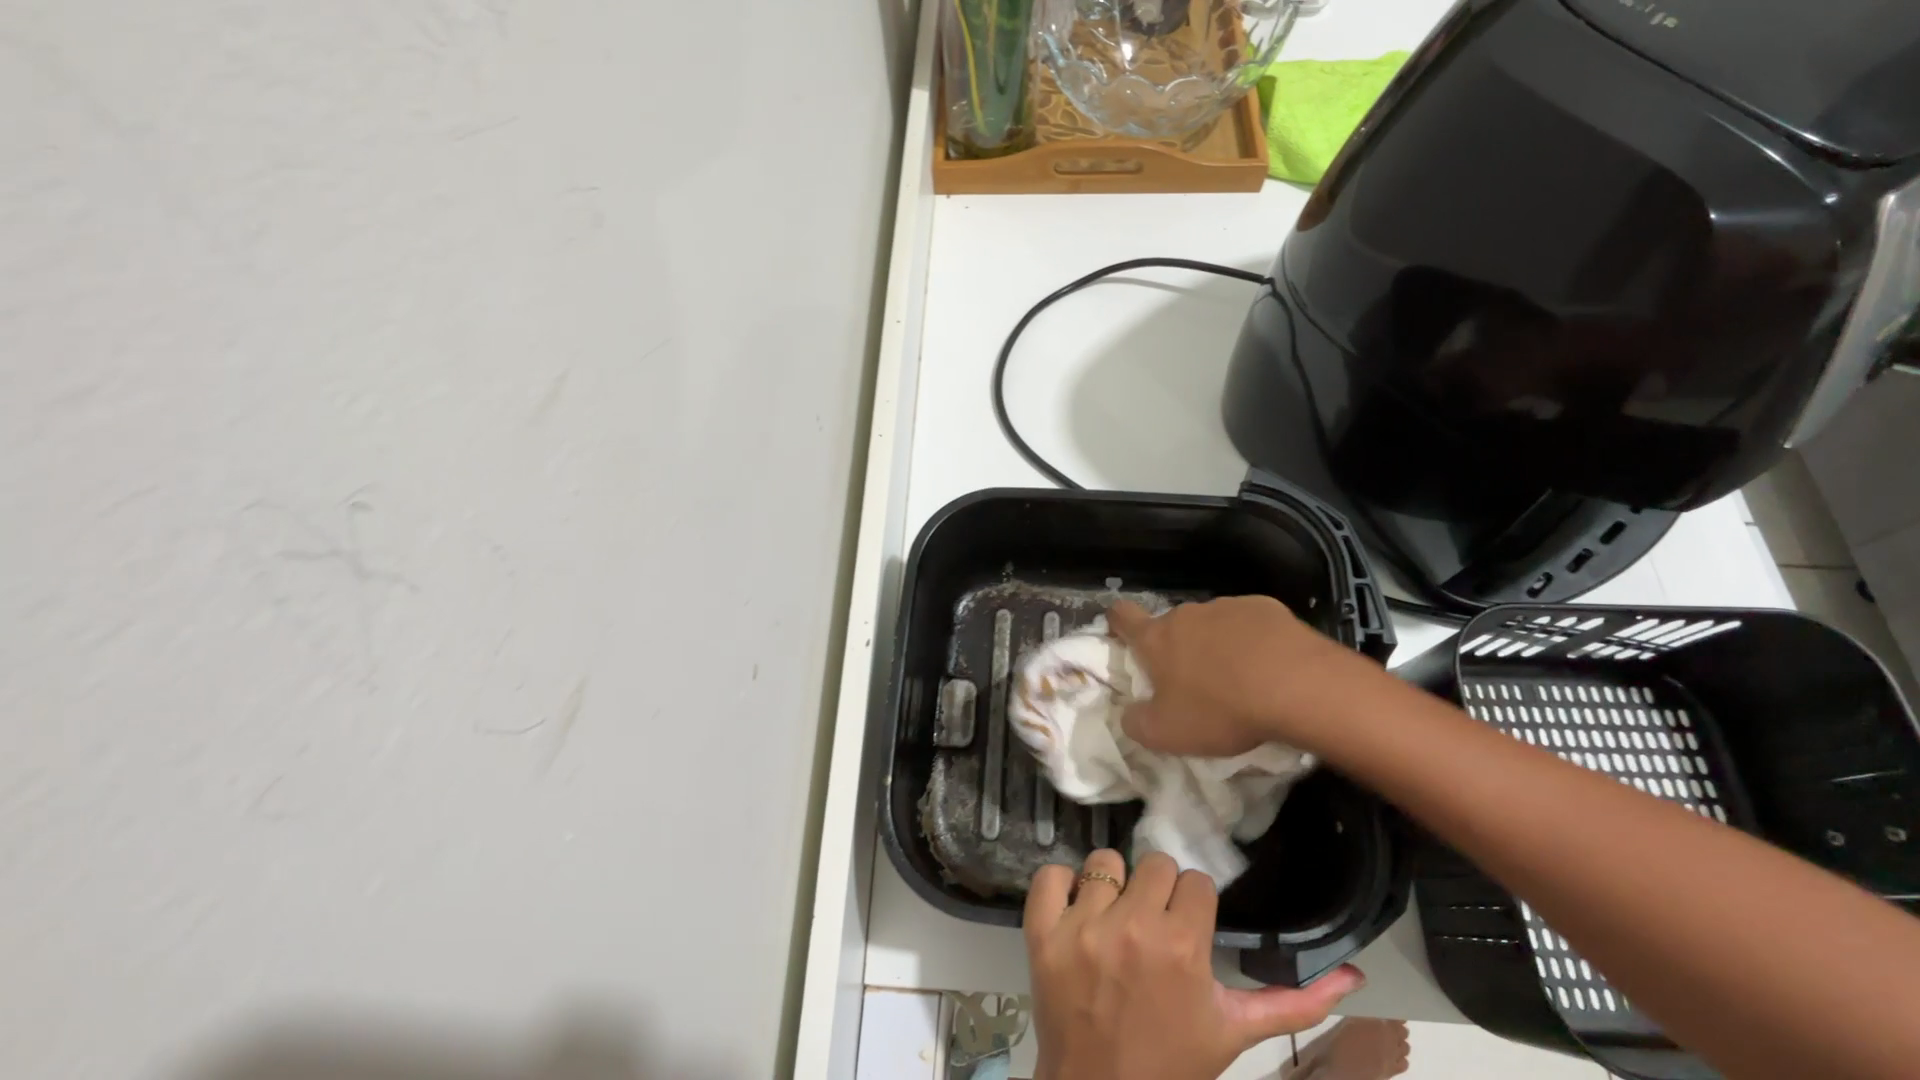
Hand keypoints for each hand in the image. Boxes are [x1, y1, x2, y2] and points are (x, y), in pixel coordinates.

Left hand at [1024, 849, 1364, 1079]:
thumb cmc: (1172, 1062)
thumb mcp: (1235, 1031)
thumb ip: (1295, 1004)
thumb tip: (1355, 977)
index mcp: (1183, 945)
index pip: (1195, 882)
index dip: (1192, 906)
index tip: (1186, 930)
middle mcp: (1133, 926)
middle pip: (1154, 864)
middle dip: (1158, 892)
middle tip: (1152, 926)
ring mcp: (1082, 927)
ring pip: (1105, 862)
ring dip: (1112, 885)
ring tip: (1114, 919)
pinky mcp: (1041, 933)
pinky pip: (1050, 875)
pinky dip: (1061, 885)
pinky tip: (1076, 911)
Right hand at [1110, 597, 1365, 756]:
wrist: (1297, 686)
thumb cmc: (1220, 709)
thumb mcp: (1166, 734)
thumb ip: (1136, 723)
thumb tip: (1129, 714)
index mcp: (1156, 639)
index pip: (1122, 616)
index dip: (1117, 624)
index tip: (1122, 636)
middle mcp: (1188, 614)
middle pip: (1173, 626)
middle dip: (1178, 649)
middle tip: (1194, 684)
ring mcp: (1229, 606)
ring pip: (1213, 624)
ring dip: (1217, 646)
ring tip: (1239, 680)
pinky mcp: (1268, 608)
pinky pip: (1251, 624)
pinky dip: (1253, 642)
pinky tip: (1270, 668)